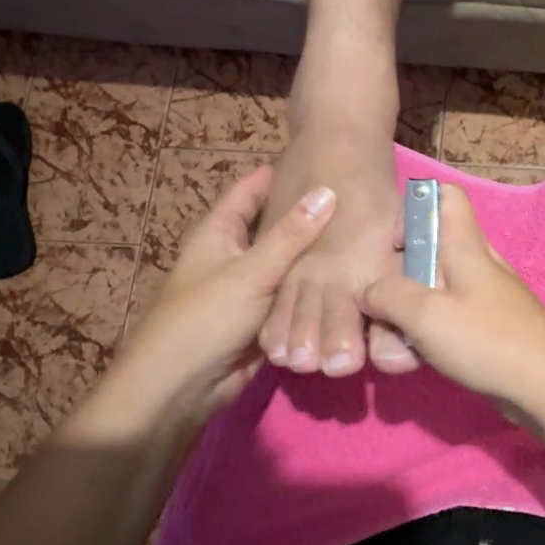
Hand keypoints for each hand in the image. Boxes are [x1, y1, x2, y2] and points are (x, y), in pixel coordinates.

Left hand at [118, 167, 334, 409]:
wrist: (182, 388)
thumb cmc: (205, 320)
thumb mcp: (251, 272)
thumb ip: (292, 234)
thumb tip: (329, 191)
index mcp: (219, 232)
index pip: (252, 188)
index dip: (281, 172)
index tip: (322, 156)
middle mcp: (235, 253)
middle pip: (275, 223)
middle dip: (308, 212)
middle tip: (355, 196)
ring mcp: (252, 285)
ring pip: (290, 260)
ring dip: (316, 252)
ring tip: (362, 230)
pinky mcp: (266, 315)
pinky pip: (294, 292)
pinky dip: (315, 284)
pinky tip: (349, 274)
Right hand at [360, 183, 544, 413]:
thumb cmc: (488, 341)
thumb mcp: (426, 315)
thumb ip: (387, 295)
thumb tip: (368, 291)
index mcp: (466, 247)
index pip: (444, 196)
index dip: (413, 207)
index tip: (392, 243)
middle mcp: (474, 266)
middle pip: (425, 254)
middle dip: (394, 283)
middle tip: (380, 316)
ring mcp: (480, 299)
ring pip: (429, 295)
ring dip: (405, 321)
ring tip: (399, 354)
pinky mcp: (484, 330)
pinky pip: (443, 323)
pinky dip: (426, 339)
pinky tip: (416, 363)